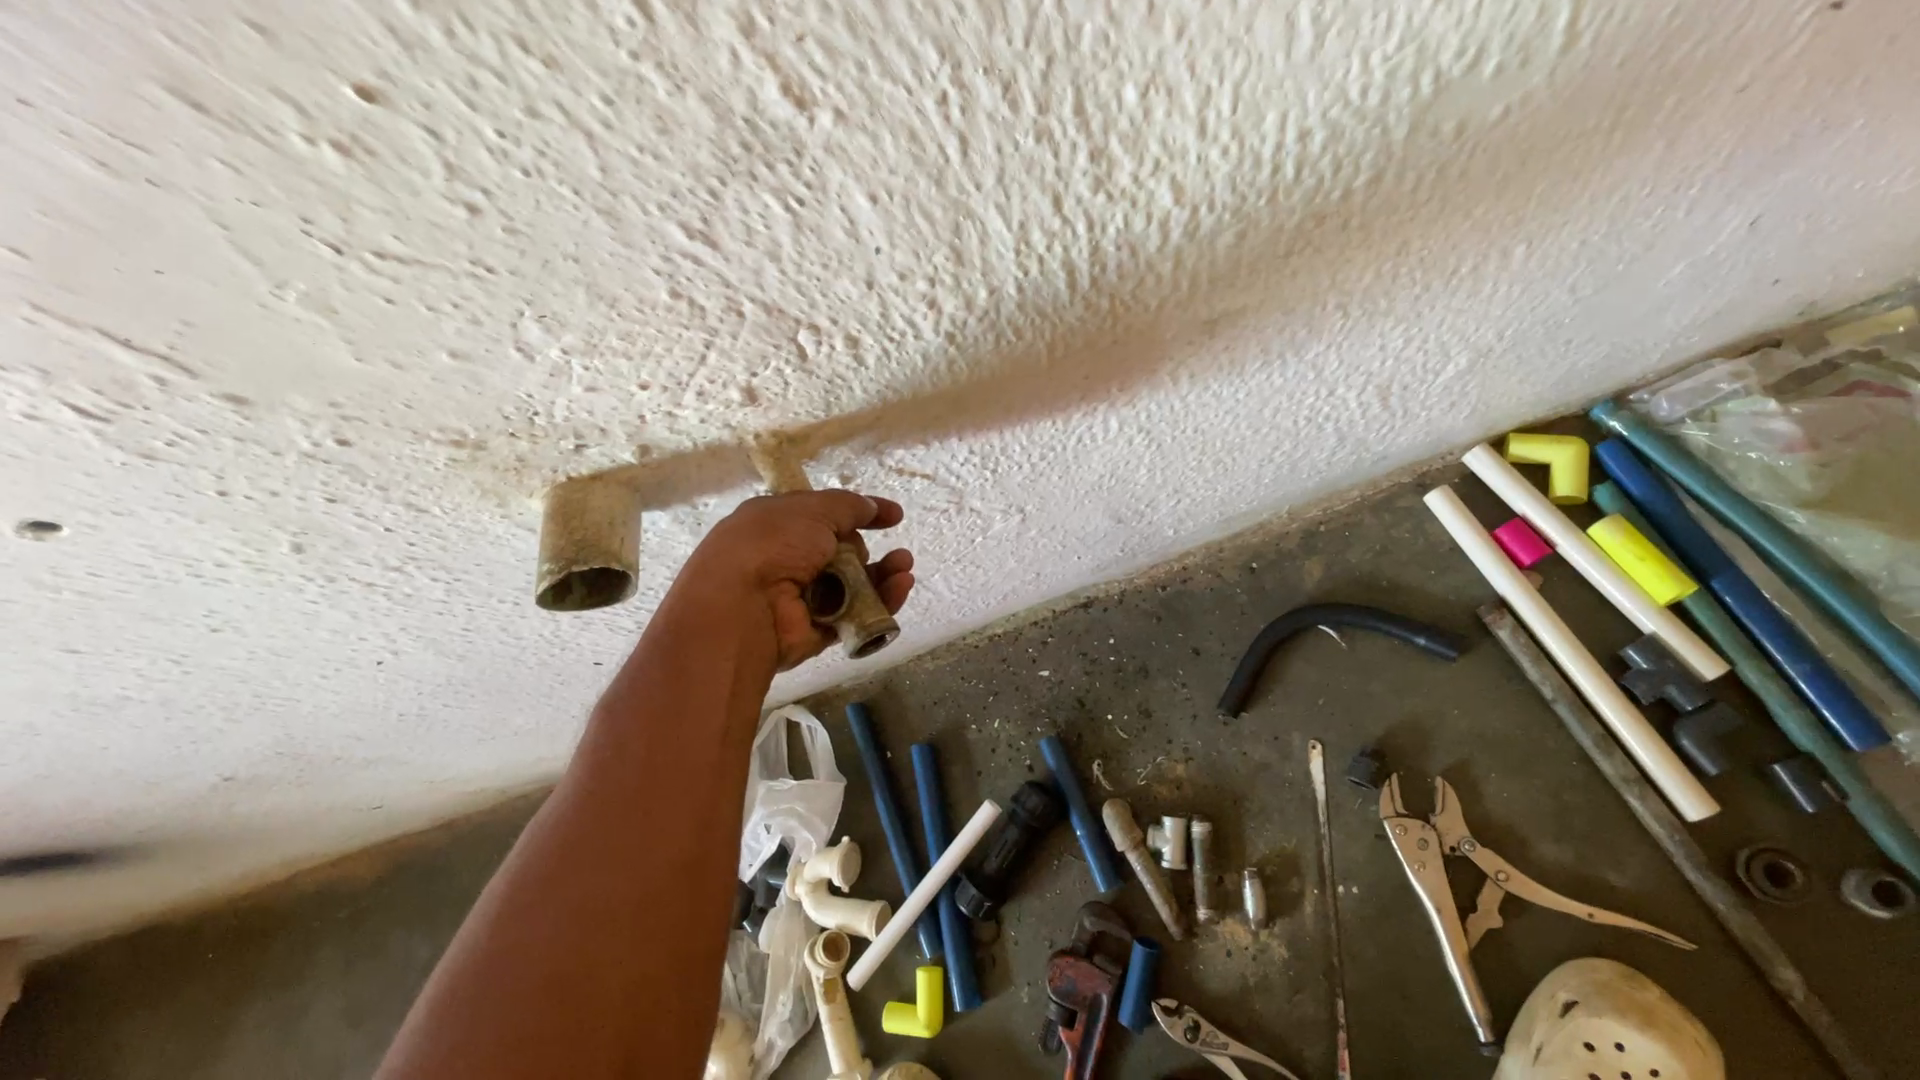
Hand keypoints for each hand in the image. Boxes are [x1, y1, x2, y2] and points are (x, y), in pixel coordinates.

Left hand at [678, 490, 914, 668]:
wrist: (742, 605)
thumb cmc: (772, 544)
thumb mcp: (811, 510)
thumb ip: (847, 506)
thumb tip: (869, 508)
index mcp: (779, 525)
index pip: (825, 516)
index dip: (859, 514)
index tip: (893, 516)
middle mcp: (790, 561)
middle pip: (843, 553)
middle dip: (870, 549)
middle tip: (895, 549)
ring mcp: (805, 598)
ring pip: (856, 586)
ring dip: (884, 575)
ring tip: (904, 568)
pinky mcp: (821, 630)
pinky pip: (859, 614)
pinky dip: (882, 602)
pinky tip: (900, 586)